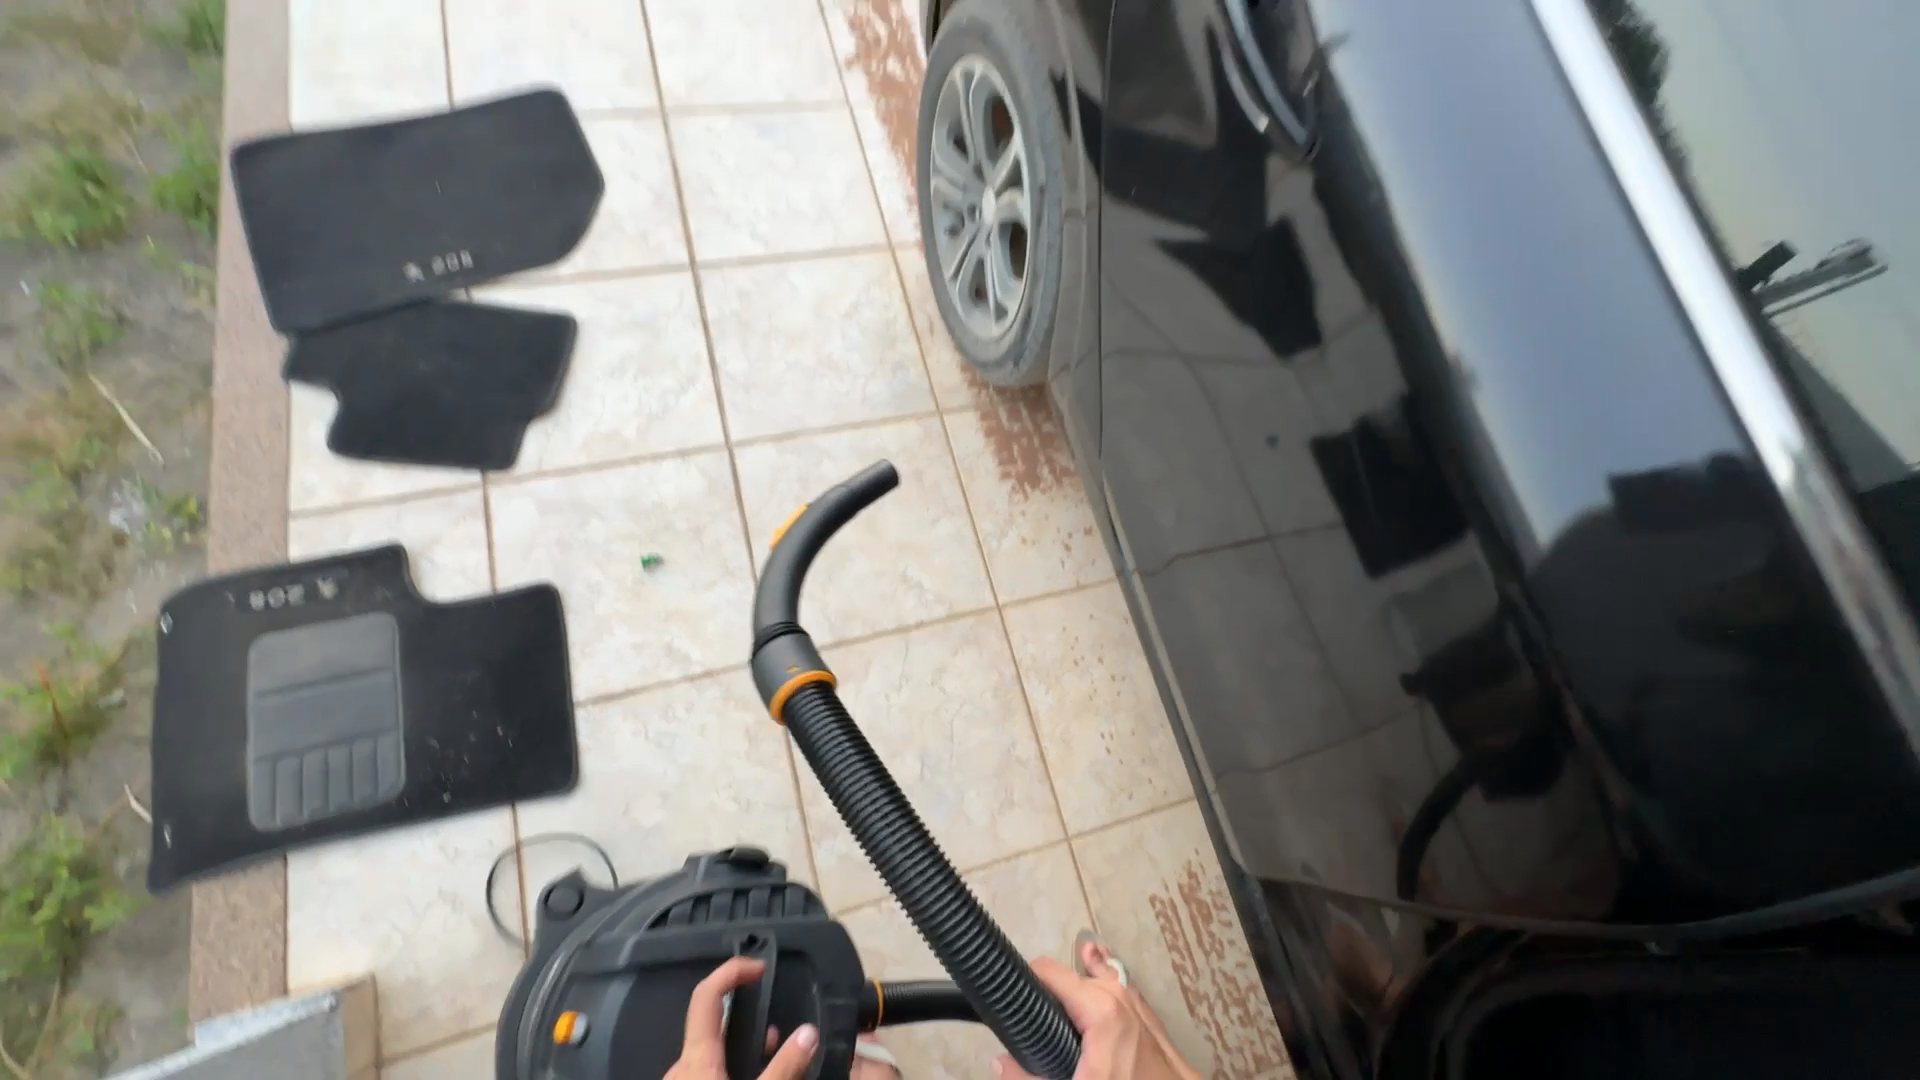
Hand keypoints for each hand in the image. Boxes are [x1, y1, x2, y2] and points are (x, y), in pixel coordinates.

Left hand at [665, 956, 818, 1079]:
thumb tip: (810, 1032)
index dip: (731, 971)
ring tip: (767, 1059)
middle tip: (774, 1029)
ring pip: (709, 1053)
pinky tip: (749, 1077)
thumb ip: (784, 1065)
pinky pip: (703, 1073)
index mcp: (697, 1058)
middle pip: (712, 1026)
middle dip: (744, 1019)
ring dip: (738, 1047)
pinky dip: (727, 1067)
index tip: (759, 967)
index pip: (707, 994)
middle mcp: (680, 1068)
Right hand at [992, 954, 1200, 1079]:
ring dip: (1073, 983)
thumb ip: (1029, 1078)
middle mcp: (1115, 993)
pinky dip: (1099, 972)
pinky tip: (1091, 964)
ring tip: (1053, 996)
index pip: (1047, 971)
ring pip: (1093, 974)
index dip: (1024, 980)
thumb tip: (998, 1061)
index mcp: (1097, 1007)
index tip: (1010, 997)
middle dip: (1048, 994)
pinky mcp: (1145, 1011)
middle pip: (1067, 976)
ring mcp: (1133, 999)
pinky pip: (1115, 978)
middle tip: (1032, 1020)